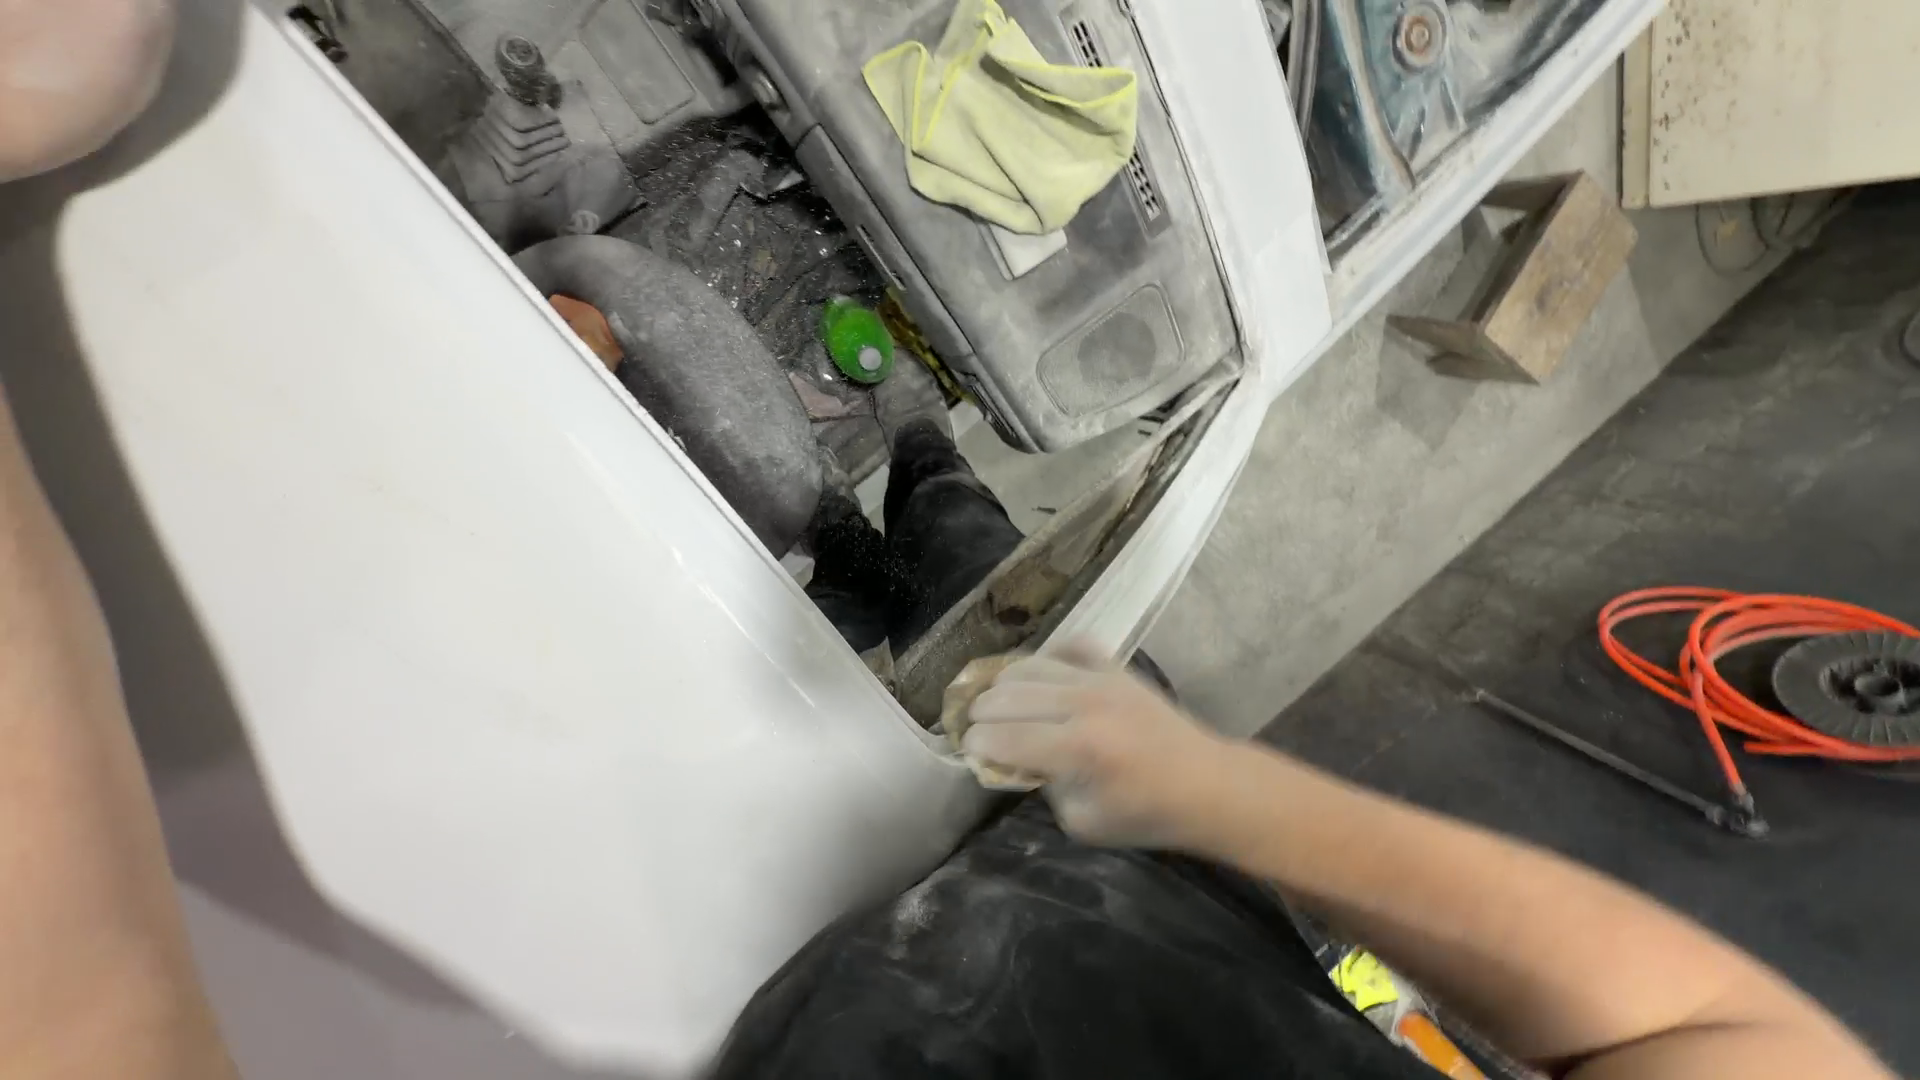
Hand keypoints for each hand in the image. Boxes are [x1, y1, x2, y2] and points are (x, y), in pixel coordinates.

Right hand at [961, 642, 1233, 847]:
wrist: (1206, 785)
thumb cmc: (1145, 814)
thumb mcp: (1081, 822)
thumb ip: (1041, 788)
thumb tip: (1012, 758)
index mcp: (1076, 751)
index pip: (1003, 737)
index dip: (975, 743)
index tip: (969, 749)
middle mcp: (1083, 706)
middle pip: (1007, 695)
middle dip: (981, 713)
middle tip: (978, 728)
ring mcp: (1100, 679)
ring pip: (1030, 664)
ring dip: (1004, 684)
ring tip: (1000, 701)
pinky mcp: (1116, 667)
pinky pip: (1071, 643)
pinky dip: (1048, 655)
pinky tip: (1042, 674)